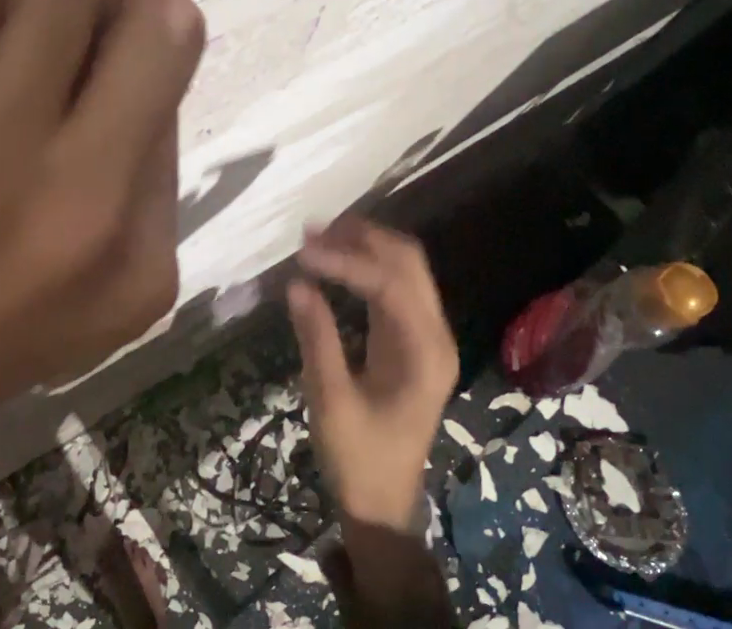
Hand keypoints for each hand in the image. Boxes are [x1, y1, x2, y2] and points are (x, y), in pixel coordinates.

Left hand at [0, 0, 204, 504]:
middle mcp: (83, 197)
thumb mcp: (78, 307)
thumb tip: (122, 52)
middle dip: (106, 16)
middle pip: (154, 19)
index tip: (83, 80)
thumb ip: (131, 191)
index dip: (128, 62)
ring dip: (16, 14)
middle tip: (45, 46)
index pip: (177, 86)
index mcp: (138, 262)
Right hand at [287, 218, 458, 532]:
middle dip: (362, 239)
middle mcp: (435, 335)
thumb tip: (296, 284)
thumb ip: (317, 338)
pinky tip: (333, 263)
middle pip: (408, 263)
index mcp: (424, 353)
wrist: (383, 500)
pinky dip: (365, 268)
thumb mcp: (330, 399)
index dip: (346, 261)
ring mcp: (427, 337)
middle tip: (312, 231)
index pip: (389, 284)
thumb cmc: (358, 456)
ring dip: (364, 247)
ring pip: (404, 269)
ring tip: (317, 238)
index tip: (302, 253)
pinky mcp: (411, 341)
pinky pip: (395, 288)